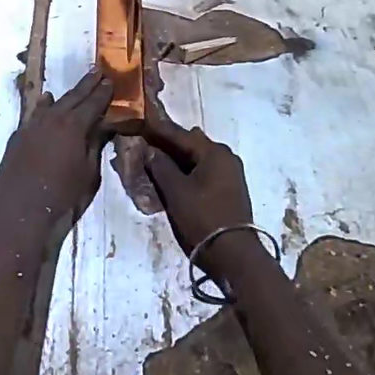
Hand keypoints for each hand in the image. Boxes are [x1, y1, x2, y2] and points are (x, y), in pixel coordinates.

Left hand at [0, 71, 112, 229]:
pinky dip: (43, 106)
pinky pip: (34, 114)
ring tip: (77, 86)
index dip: (103, 92)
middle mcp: (51, 119)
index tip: (110, 80)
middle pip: (72, 97)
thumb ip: (95, 145)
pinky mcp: (18, 137)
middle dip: (86, 85)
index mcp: (73, 126)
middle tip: (97, 72)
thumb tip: (103, 125)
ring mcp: (31, 126)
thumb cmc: (64, 197)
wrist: (22, 213)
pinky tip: (46, 101)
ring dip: (65, 95)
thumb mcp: (89, 173)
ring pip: (51, 104)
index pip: (92, 103)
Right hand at [143, 111, 257, 280]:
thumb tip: (150, 150)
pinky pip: (204, 171)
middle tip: (145, 142)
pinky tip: (172, 175)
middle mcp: (225, 157)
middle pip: (191, 145)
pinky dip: (188, 170)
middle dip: (169, 144)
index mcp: (214, 152)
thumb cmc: (202, 217)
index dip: (158, 130)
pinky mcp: (229, 189)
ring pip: (198, 158)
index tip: (141, 121)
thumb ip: (161, 166)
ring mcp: (230, 173)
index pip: (180, 135)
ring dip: (178, 159)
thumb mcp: (176, 191)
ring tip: (155, 158)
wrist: (233, 252)